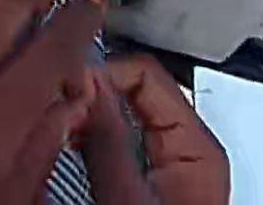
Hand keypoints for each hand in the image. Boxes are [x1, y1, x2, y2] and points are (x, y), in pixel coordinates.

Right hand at [78, 54, 231, 204]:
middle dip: (93, 90)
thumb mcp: (132, 198)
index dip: (104, 73)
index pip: (145, 70)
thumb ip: (108, 137)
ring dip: (90, 109)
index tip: (73, 88)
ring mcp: (172, 161)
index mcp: (199, 146)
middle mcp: (189, 145)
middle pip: (131, 86)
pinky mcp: (154, 176)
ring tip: (65, 121)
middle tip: (64, 104)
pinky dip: (93, 128)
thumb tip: (86, 79)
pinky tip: (74, 138)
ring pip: (122, 108)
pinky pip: (119, 132)